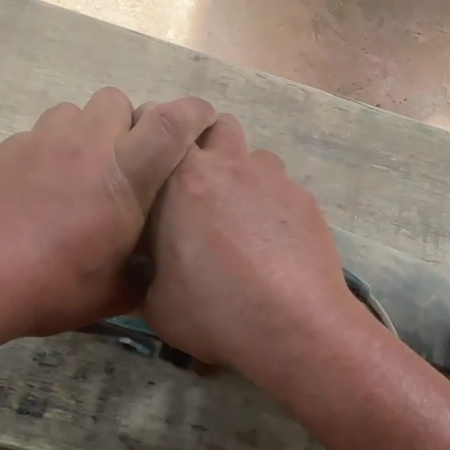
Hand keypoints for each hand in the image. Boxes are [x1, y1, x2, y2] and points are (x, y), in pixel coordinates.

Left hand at [0, 88, 215, 348]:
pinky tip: (40, 192)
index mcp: (123, 177)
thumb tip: (160, 273)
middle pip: (118, 101)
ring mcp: (39, 142)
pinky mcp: (4, 150)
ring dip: (89, 131)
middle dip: (131, 122)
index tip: (202, 120)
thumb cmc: (46, 290)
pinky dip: (52, 151)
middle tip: (128, 165)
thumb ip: (143, 274)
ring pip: (75, 111)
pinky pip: (40, 134)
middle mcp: (85, 145)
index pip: (171, 123)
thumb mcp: (110, 295)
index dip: (193, 114)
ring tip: (82, 174)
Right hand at [140, 114, 368, 381]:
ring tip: (236, 217)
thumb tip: (147, 269)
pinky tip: (270, 242)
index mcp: (180, 180)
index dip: (154, 137)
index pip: (160, 125)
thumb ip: (145, 270)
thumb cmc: (214, 311)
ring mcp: (272, 179)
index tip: (151, 162)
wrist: (293, 324)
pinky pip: (281, 187)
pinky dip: (270, 204)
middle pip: (215, 125)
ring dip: (240, 174)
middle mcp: (228, 166)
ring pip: (252, 156)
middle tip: (195, 185)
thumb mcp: (156, 304)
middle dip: (204, 143)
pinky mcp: (304, 200)